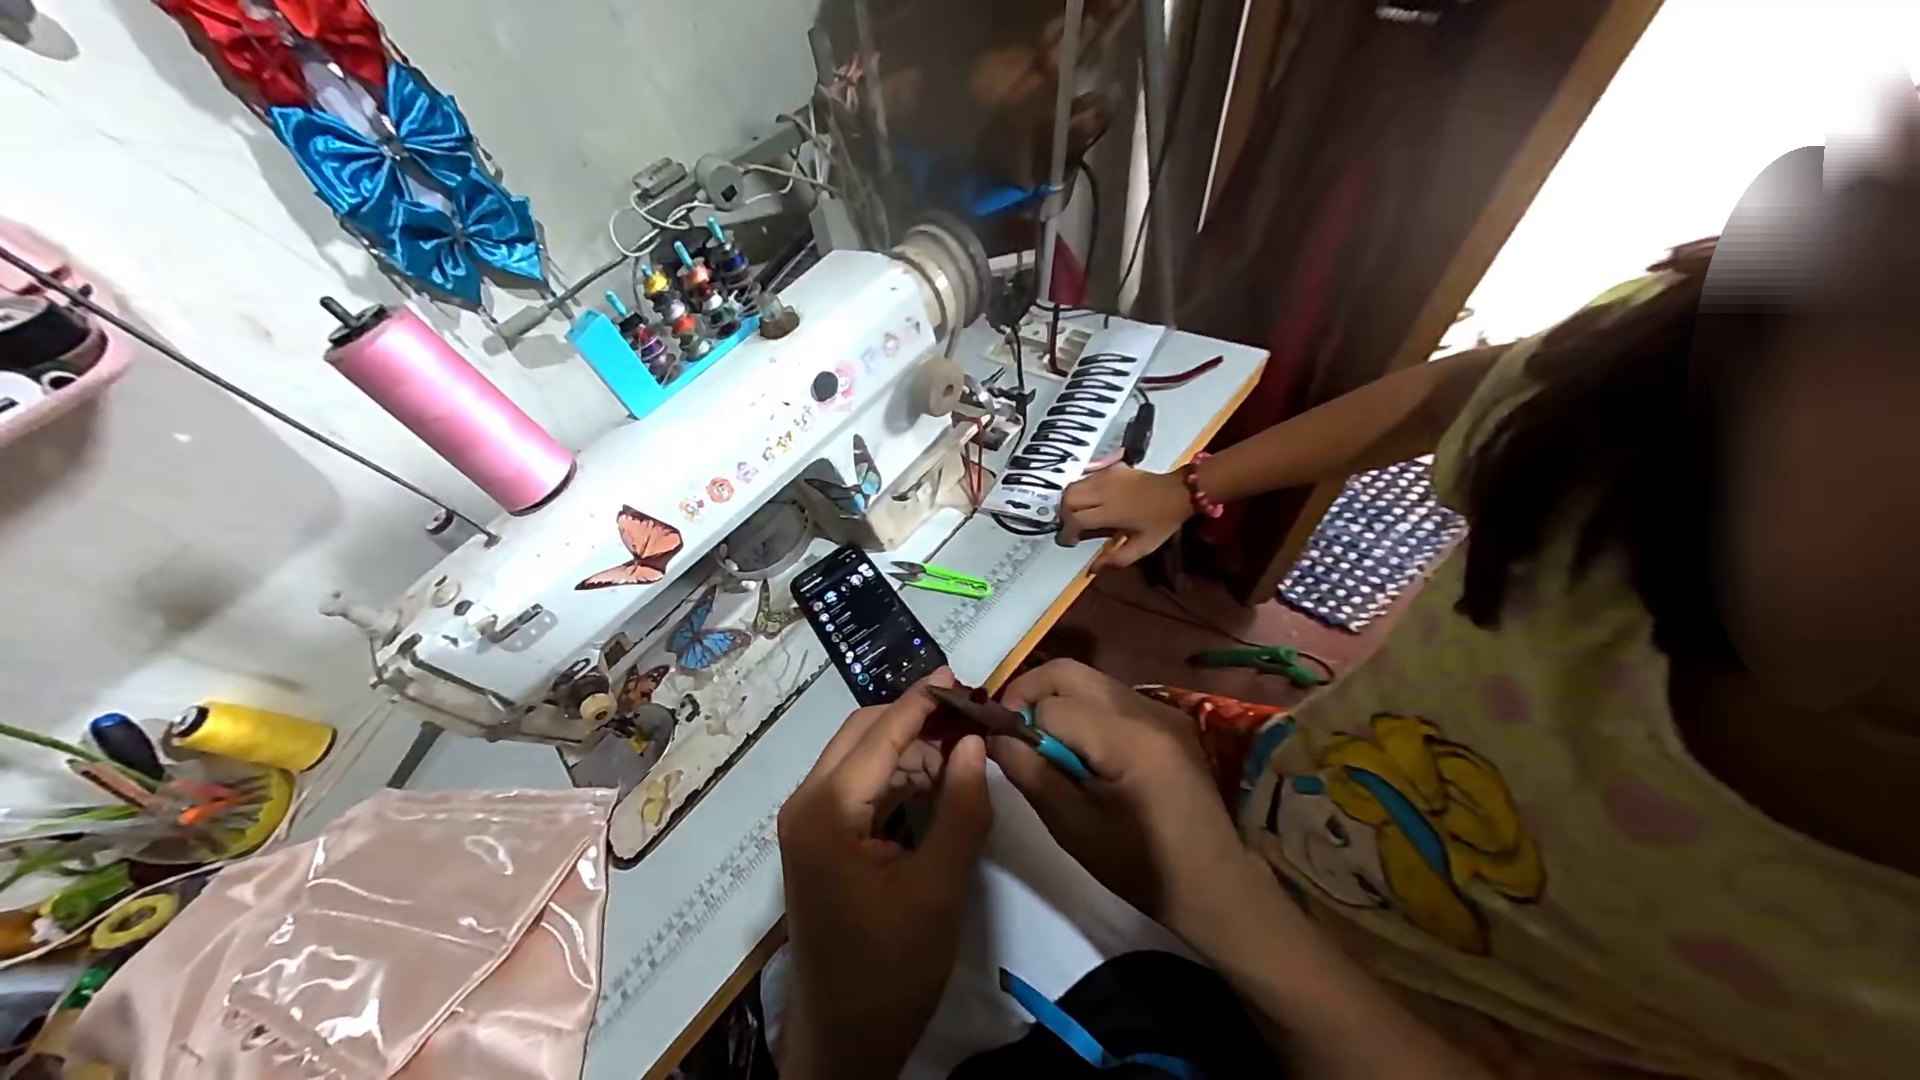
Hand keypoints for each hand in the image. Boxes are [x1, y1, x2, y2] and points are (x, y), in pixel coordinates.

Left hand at [777, 670, 992, 1079]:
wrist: (844, 1041)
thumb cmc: (892, 967)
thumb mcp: (939, 887)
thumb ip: (962, 808)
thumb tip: (974, 741)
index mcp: (826, 810)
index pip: (881, 733)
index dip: (923, 702)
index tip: (962, 679)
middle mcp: (807, 803)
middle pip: (863, 735)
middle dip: (915, 720)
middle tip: (968, 716)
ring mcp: (808, 821)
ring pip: (862, 758)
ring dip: (909, 748)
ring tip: (960, 752)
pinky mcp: (819, 838)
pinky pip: (860, 787)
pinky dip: (897, 776)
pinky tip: (935, 782)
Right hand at [994, 660, 1262, 933]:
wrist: (1216, 886)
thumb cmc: (1140, 866)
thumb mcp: (1074, 828)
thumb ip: (1031, 774)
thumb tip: (996, 736)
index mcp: (1128, 740)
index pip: (1052, 705)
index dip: (1019, 722)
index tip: (1005, 748)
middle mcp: (1146, 710)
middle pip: (1070, 672)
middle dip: (1031, 691)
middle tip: (1015, 729)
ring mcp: (1162, 710)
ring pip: (1090, 679)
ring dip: (1057, 699)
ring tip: (1045, 742)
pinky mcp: (1168, 719)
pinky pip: (1111, 695)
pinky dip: (1083, 708)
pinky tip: (1081, 747)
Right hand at [1058, 465, 1193, 570]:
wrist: (1178, 491)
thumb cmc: (1161, 521)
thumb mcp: (1144, 546)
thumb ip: (1117, 559)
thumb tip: (1093, 569)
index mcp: (1110, 512)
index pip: (1075, 519)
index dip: (1067, 533)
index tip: (1068, 541)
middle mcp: (1103, 491)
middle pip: (1067, 499)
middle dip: (1063, 514)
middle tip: (1071, 526)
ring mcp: (1105, 476)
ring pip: (1073, 486)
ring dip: (1069, 501)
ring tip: (1077, 513)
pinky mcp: (1110, 467)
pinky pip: (1085, 477)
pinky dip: (1081, 489)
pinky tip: (1090, 499)